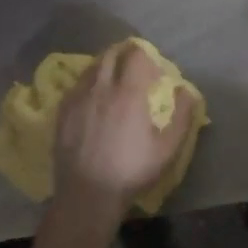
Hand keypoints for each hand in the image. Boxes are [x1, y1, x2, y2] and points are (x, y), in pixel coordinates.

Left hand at [53, 43, 194, 214]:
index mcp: (128, 93)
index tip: (153, 68)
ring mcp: (78, 98)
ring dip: (105, 65)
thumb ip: (182, 116)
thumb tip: (186, 90)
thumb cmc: (132, 172)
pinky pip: (76, 85)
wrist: (87, 194)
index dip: (147, 55)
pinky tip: (92, 96)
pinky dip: (88, 82)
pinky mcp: (62, 111)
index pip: (136, 55)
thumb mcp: (168, 149)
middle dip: (124, 52)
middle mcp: (101, 88)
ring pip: (92, 67)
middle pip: (111, 54)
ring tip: (113, 77)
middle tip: (134, 64)